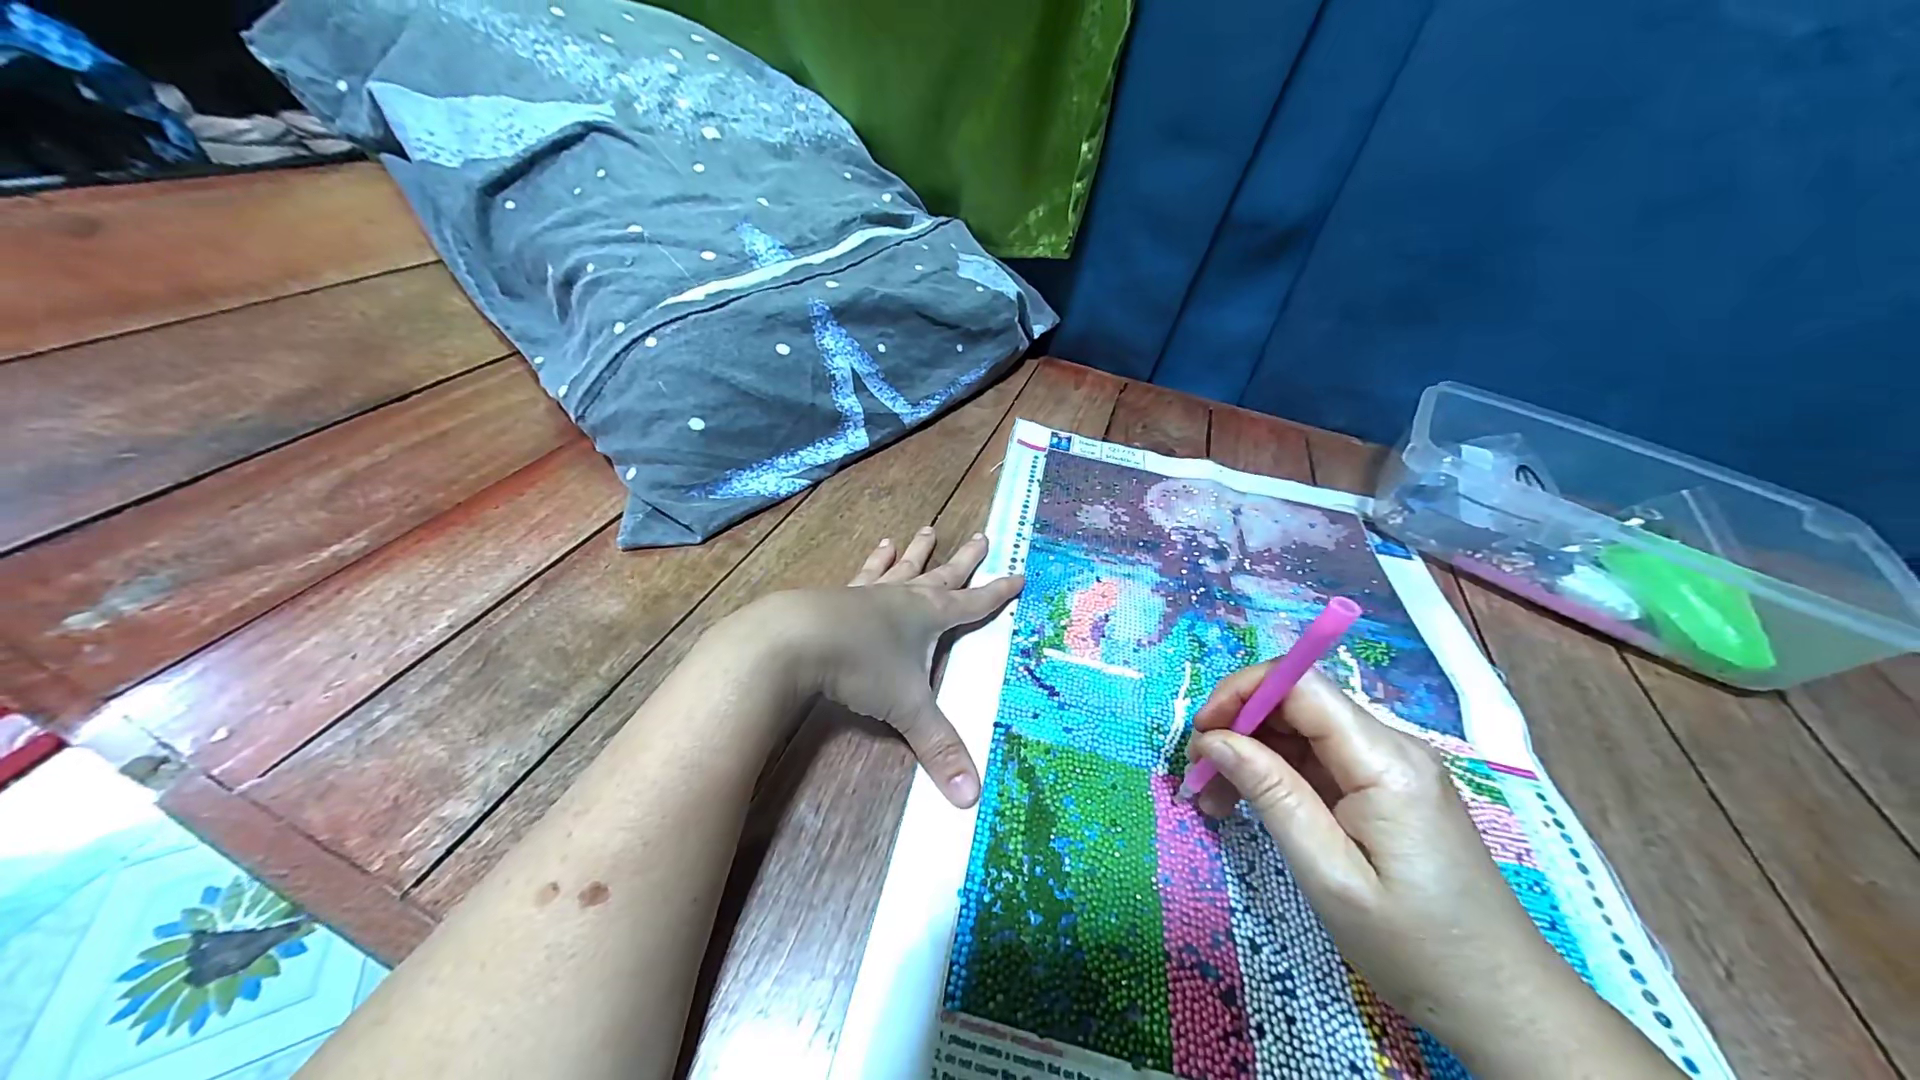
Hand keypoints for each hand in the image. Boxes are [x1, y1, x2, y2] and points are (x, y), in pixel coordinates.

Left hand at [728, 527, 1022, 807]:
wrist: (798, 640)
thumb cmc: (863, 667)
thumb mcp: (908, 708)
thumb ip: (939, 748)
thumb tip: (971, 798)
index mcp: (930, 617)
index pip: (974, 603)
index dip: (998, 593)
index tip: (1019, 573)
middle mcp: (904, 598)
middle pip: (943, 575)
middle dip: (965, 560)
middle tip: (982, 535)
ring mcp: (870, 593)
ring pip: (903, 568)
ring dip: (917, 551)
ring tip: (925, 531)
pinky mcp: (839, 596)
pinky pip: (864, 574)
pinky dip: (873, 562)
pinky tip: (876, 550)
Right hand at [1185, 667, 1576, 1041]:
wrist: (1502, 1001)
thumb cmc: (1415, 945)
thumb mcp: (1328, 874)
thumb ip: (1271, 794)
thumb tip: (1213, 739)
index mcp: (1385, 761)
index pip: (1300, 684)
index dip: (1241, 693)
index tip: (1200, 735)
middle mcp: (1391, 745)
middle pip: (1296, 702)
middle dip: (1237, 728)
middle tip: (1197, 778)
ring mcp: (1389, 764)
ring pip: (1299, 729)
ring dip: (1249, 754)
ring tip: (1213, 801)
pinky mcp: (1383, 785)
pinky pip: (1316, 758)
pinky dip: (1273, 773)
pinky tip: (1246, 805)